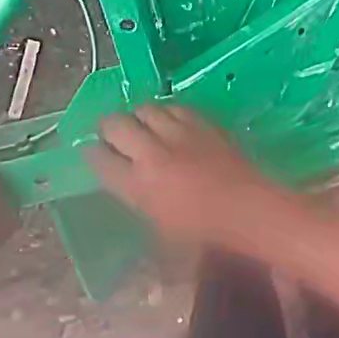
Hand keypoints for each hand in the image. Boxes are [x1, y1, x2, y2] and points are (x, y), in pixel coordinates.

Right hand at [85, 105, 297, 247]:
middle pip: (116, 125)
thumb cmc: (203, 229)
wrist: (246, 207)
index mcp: (136, 185)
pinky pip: (175, 108)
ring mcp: (178, 134)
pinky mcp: (201, 123)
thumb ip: (138, 198)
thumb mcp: (159, 223)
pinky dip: (168, 112)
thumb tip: (129, 183)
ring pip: (145, 109)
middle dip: (109, 127)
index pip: (100, 159)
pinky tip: (171, 121)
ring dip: (139, 115)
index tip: (93, 151)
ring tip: (143, 124)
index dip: (93, 153)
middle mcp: (151, 153)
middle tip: (113, 133)